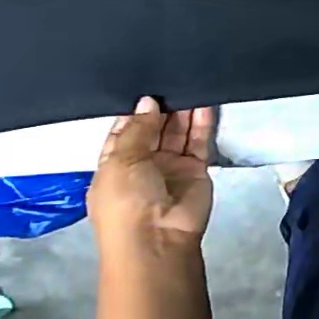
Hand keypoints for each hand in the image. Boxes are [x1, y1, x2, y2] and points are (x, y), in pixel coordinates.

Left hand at [89, 97, 214, 257]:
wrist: (157, 239)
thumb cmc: (126, 201)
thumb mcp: (120, 160)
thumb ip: (137, 128)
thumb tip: (148, 102)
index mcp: (115, 164)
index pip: (125, 130)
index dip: (135, 111)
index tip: (145, 89)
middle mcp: (143, 164)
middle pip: (154, 129)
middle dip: (161, 108)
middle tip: (170, 80)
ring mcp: (171, 167)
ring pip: (177, 132)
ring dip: (182, 111)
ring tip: (188, 84)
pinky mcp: (196, 169)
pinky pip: (199, 142)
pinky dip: (202, 123)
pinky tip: (204, 102)